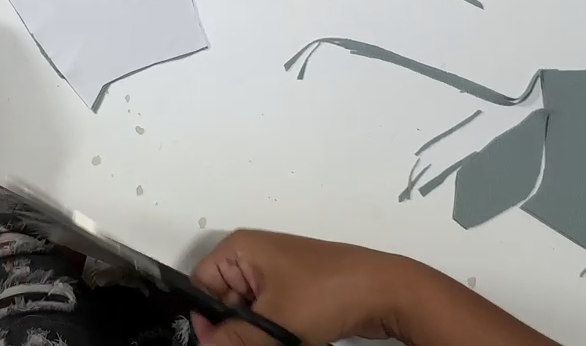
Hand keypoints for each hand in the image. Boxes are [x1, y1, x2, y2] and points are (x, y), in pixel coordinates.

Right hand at [189, 230, 423, 345]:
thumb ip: (237, 339)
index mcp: (239, 249)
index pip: (202, 285)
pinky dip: (273, 337)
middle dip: (235, 332)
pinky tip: (289, 345)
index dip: (205, 319)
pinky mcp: (294, 297)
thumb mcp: (277, 321)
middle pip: (224, 303)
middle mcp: (252, 259)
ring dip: (256, 337)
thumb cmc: (323, 293)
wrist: (382, 292)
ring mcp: (274, 278)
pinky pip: (269, 320)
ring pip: (248, 316)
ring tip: (280, 343)